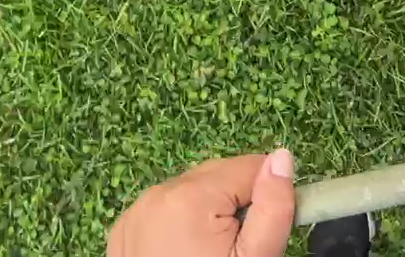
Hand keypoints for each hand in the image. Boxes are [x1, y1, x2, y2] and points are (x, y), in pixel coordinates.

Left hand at [107, 149, 294, 256]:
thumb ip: (274, 206)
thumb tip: (281, 157)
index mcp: (193, 195)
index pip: (252, 167)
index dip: (264, 199)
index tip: (255, 236)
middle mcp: (160, 192)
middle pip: (222, 175)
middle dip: (236, 204)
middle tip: (233, 250)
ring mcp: (137, 211)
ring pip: (196, 189)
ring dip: (210, 211)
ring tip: (207, 254)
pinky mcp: (123, 229)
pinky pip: (169, 207)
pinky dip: (182, 222)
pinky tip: (182, 256)